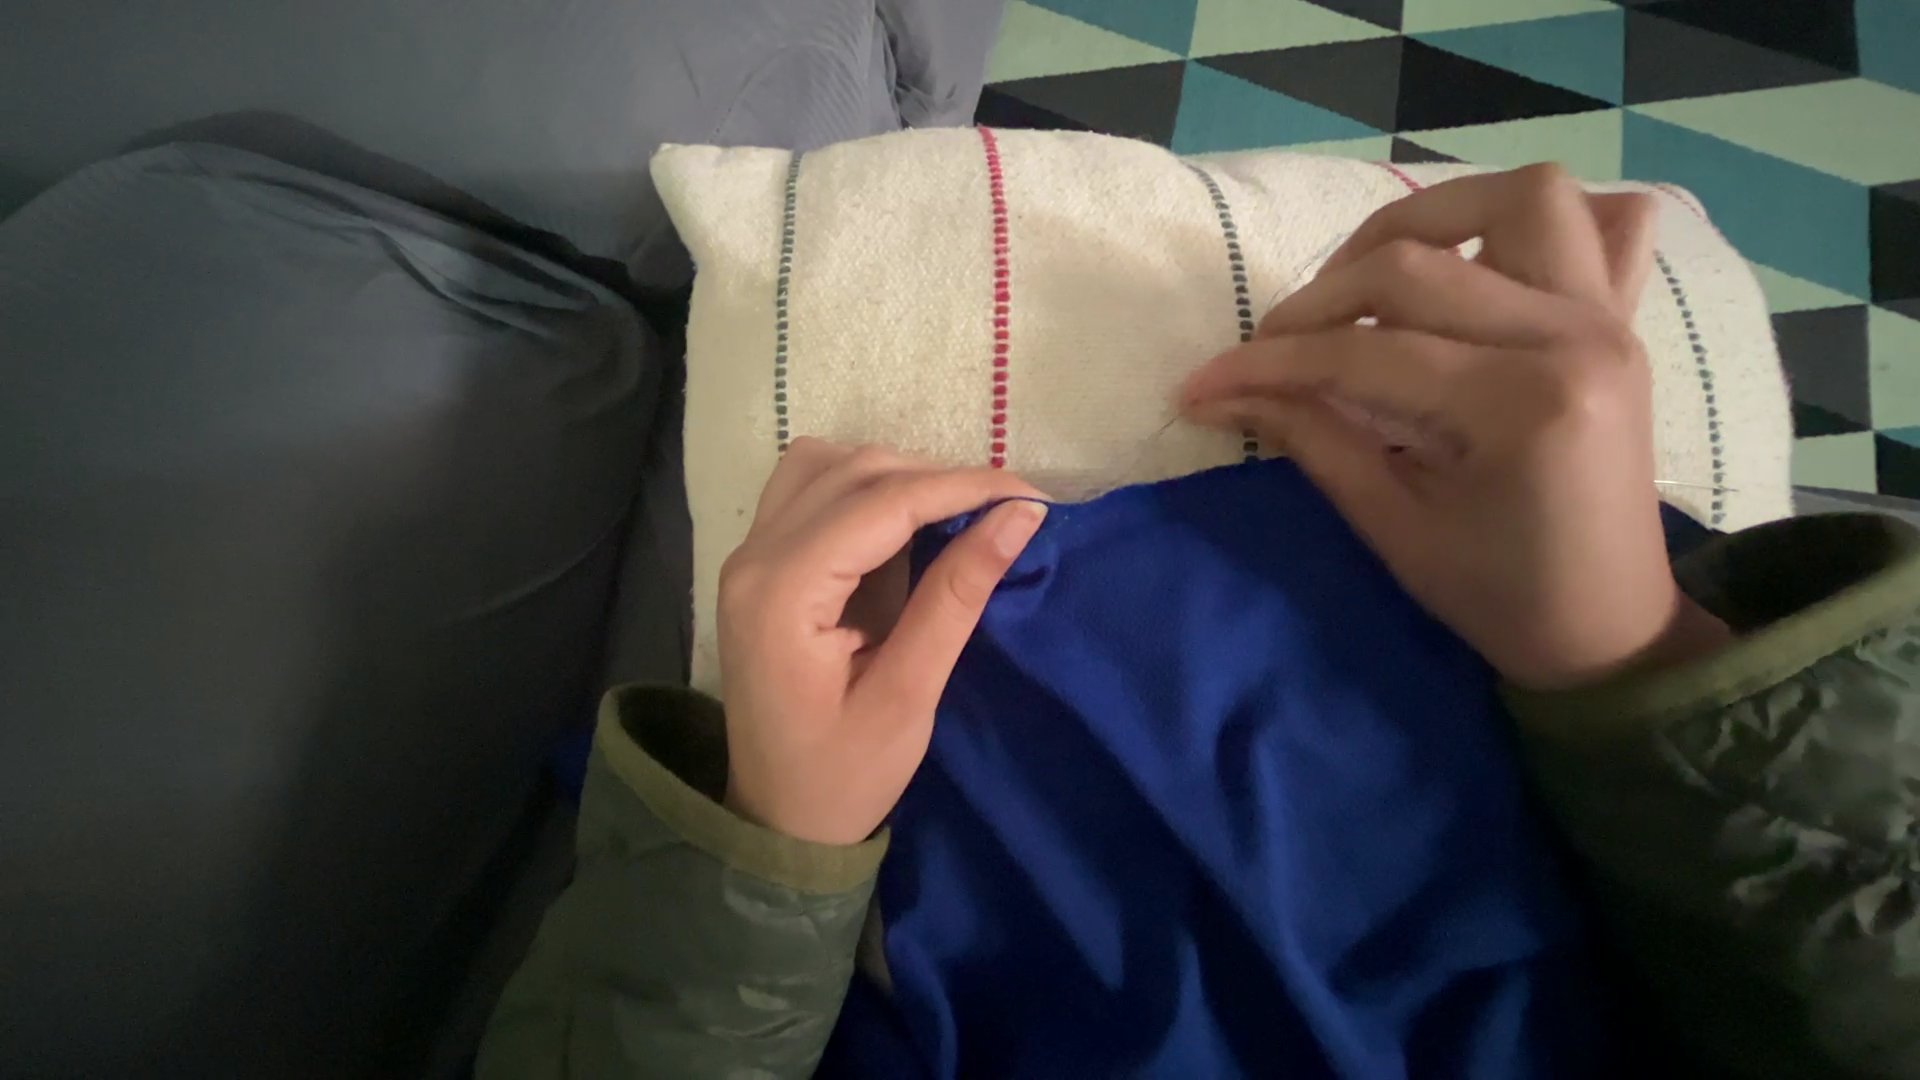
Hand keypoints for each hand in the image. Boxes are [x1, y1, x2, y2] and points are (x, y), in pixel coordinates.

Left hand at [716, 438, 1048, 844]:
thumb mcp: (909, 693)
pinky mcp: (758, 564)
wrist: (776, 819)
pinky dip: (862, 486)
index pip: (882, 504)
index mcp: (783, 594)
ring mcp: (748, 556)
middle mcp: (754, 557)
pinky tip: (898, 519)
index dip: (962, 488)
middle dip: (936, 479)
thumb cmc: (843, 776)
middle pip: (853, 472)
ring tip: (955, 510)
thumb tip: (1018, 517)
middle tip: (1002, 510)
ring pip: (827, 466)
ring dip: (897, 475)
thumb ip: (957, 596)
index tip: (1028, 495)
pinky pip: (809, 489)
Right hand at [1180, 164, 1728, 689]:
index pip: (1358, 355)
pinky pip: (1607, 221)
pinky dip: (1533, 227)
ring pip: (1520, 200)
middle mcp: (1573, 337)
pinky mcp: (1622, 319)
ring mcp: (1609, 317)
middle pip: (1415, 265)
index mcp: (1517, 406)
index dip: (1263, 366)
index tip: (1198, 385)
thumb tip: (1216, 394)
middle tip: (1268, 349)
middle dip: (1315, 302)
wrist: (1604, 624)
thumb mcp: (1385, 521)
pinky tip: (1478, 267)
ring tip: (1367, 278)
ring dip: (1424, 222)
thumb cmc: (1491, 590)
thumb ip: (1307, 437)